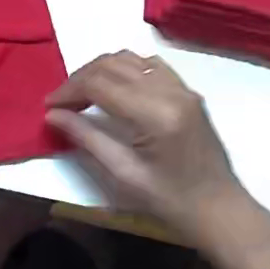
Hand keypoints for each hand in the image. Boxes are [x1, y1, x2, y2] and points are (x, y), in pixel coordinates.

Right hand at [45, 52, 269, 263]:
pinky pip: (150, 65)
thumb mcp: (124, 175)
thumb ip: (87, 138)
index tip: (49, 106)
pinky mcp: (188, 91)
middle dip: (81, 78)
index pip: (99, 84)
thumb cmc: (170, 202)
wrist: (220, 209)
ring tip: (83, 94)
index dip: (69, 90)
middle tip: (61, 102)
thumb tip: (53, 115)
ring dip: (101, 70)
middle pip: (112, 64)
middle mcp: (170, 91)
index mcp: (155, 114)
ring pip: (131, 59)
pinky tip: (114, 89)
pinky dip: (126, 69)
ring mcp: (182, 88)